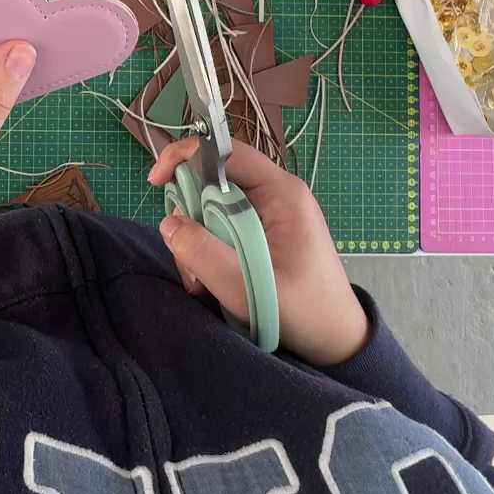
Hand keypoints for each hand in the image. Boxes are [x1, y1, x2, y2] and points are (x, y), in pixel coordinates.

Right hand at [148, 137, 369, 364]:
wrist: (336, 342)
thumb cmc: (306, 312)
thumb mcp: (250, 286)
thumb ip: (206, 254)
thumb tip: (169, 224)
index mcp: (281, 193)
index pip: (226, 152)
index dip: (186, 157)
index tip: (157, 182)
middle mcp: (271, 194)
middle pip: (210, 180)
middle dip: (188, 214)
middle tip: (186, 255)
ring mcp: (263, 213)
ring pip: (207, 206)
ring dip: (194, 240)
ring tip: (201, 280)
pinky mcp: (255, 232)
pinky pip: (215, 226)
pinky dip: (203, 250)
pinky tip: (208, 280)